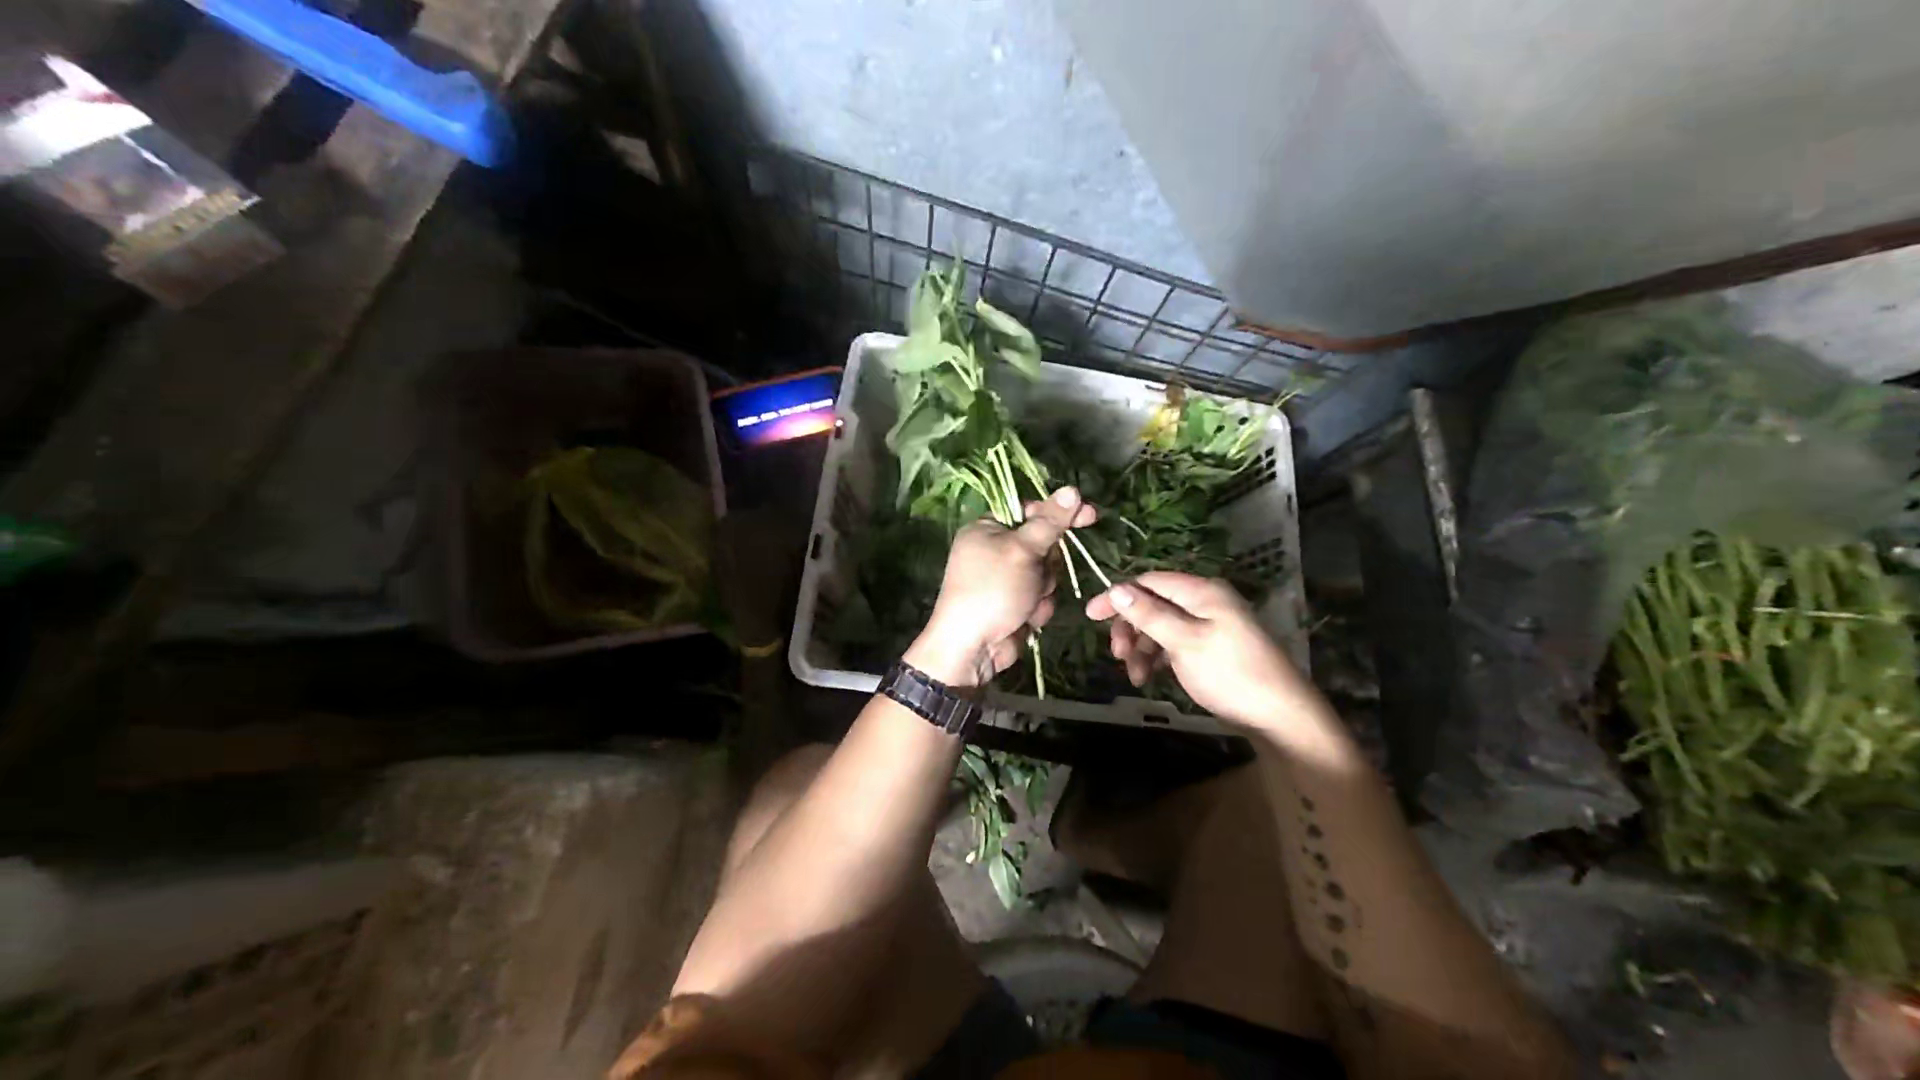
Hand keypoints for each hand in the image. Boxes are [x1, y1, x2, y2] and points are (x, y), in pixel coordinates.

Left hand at [904, 486, 1097, 686]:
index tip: (1090, 515)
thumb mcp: (1022, 550)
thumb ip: (1049, 522)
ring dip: (1043, 587)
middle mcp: (995, 549)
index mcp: (988, 527)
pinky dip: (1038, 607)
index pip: (1031, 510)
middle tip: (1037, 574)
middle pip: (1044, 543)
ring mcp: (1005, 577)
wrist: (973, 647)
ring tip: (1027, 601)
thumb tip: (1072, 489)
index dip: (1059, 514)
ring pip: (1047, 572)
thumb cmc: (992, 590)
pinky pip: (1041, 595)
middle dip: (1048, 563)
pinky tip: (1026, 618)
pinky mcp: (1014, 602)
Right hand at [1085, 572, 1314, 727]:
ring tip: (1136, 677)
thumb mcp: (1184, 642)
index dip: (1118, 597)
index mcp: (1201, 591)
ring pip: (1160, 627)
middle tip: (1117, 655)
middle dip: (1130, 628)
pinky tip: (1149, 678)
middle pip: (1152, 604)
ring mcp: (1208, 625)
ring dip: (1142, 648)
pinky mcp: (1210, 648)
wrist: (1278, 715)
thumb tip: (1116, 589)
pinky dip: (1157, 658)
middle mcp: (1204, 602)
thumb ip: (1149, 614)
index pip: (1148, 582)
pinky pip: (1173, 644)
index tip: (1090, 617)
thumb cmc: (1230, 673)